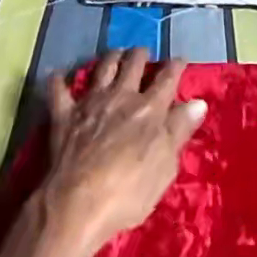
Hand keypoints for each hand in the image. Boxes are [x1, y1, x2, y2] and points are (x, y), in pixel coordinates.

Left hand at [36, 48, 207, 256]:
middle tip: (144, 53)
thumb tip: (198, 102)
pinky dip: (58, 80)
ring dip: (110, 57)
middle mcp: (121, 96)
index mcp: (149, 109)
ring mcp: (90, 103)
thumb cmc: (130, 191)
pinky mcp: (64, 115)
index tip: (181, 60)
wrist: (78, 203)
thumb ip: (180, 130)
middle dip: (141, 55)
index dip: (176, 66)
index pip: (167, 78)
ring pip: (102, 68)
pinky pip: (58, 90)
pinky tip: (58, 74)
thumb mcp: (165, 165)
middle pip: (133, 64)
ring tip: (116, 53)